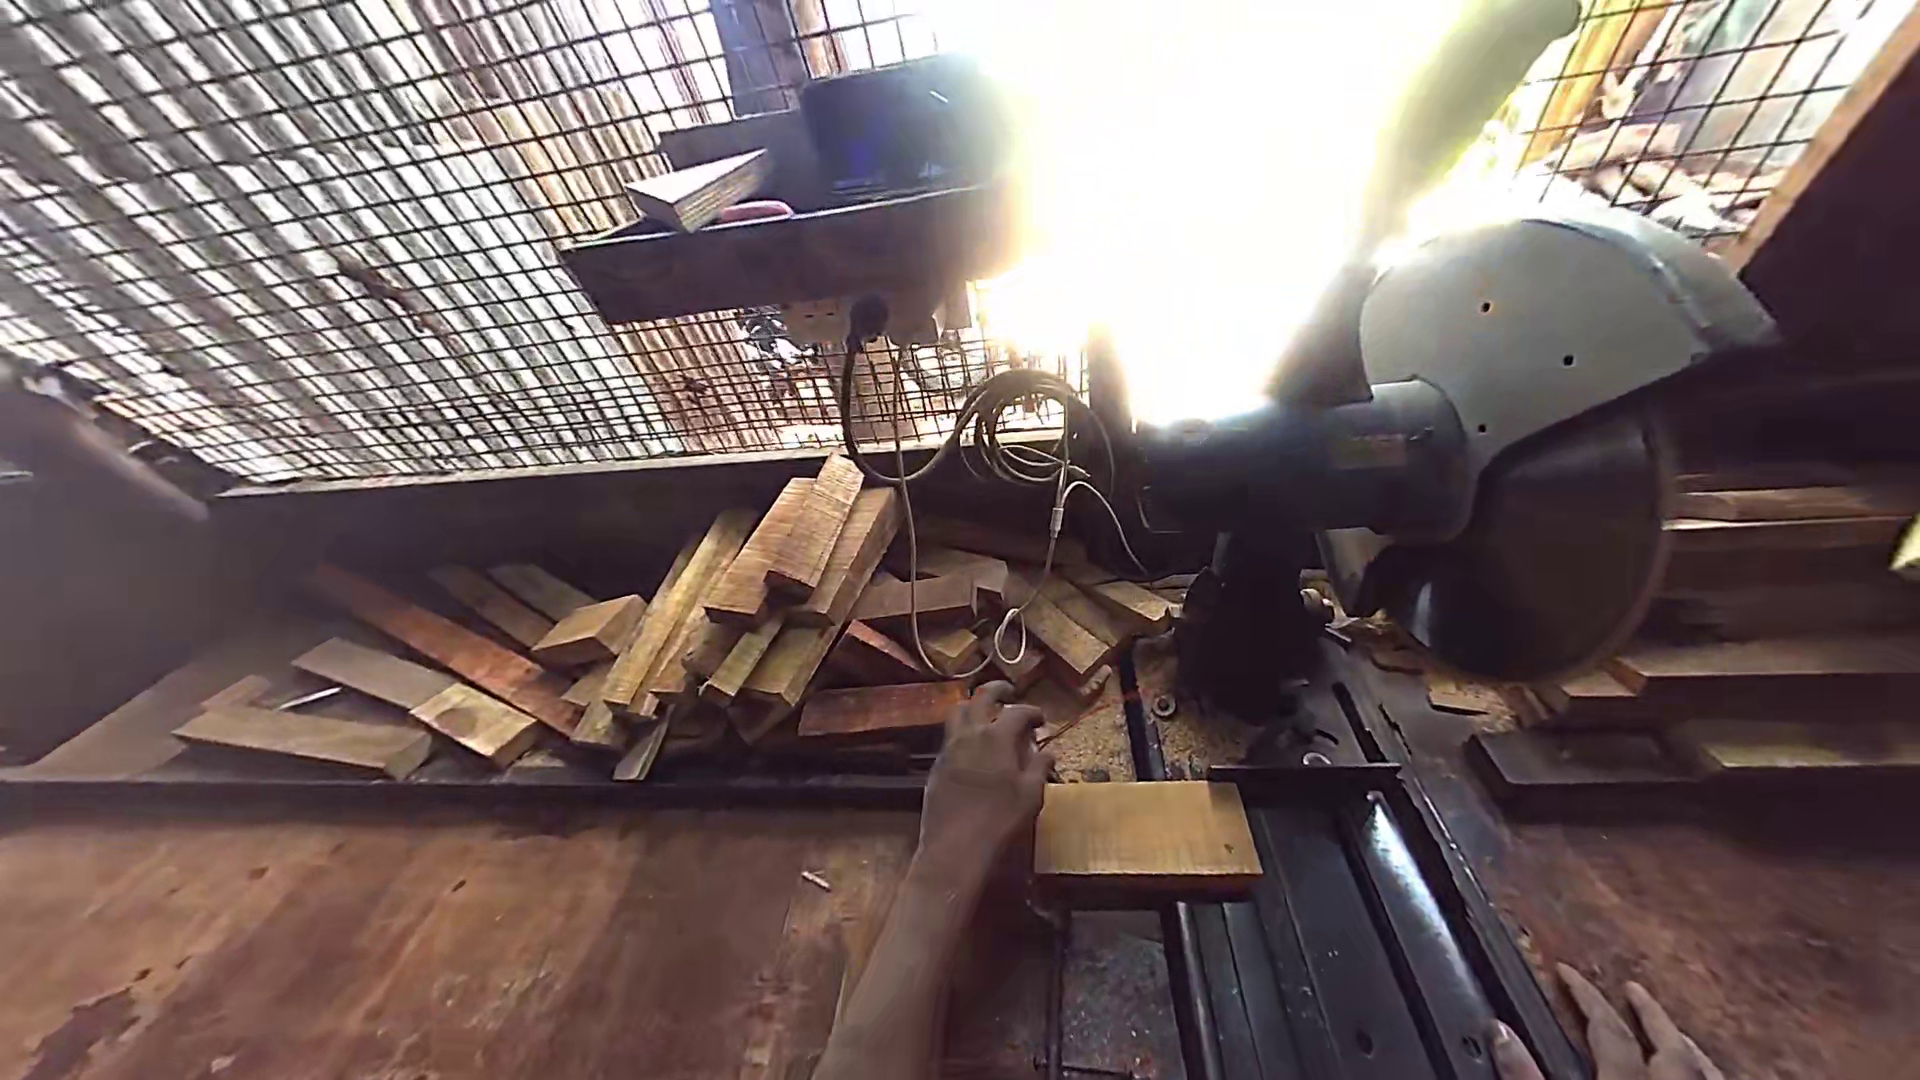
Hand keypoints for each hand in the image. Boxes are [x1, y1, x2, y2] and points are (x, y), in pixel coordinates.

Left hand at [916, 681, 1052, 887]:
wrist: (955, 846)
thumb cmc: (999, 820)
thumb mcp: (1030, 795)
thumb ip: (1039, 767)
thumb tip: (1048, 752)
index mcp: (996, 737)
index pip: (1018, 711)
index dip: (1032, 711)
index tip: (1041, 719)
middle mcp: (971, 733)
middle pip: (982, 696)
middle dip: (998, 689)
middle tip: (1010, 693)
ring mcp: (950, 746)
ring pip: (959, 710)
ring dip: (975, 705)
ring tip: (987, 714)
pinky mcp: (938, 763)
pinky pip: (950, 735)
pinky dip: (964, 730)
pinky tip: (973, 746)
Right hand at [1492, 964, 1723, 1079]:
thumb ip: (1525, 1075)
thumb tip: (1496, 1028)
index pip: (1608, 1030)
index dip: (1586, 996)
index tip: (1564, 969)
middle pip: (1672, 1051)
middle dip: (1651, 1015)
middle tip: (1634, 988)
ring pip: (1710, 1076)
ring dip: (1692, 1051)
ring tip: (1680, 1034)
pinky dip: (1714, 1078)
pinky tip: (1707, 1077)